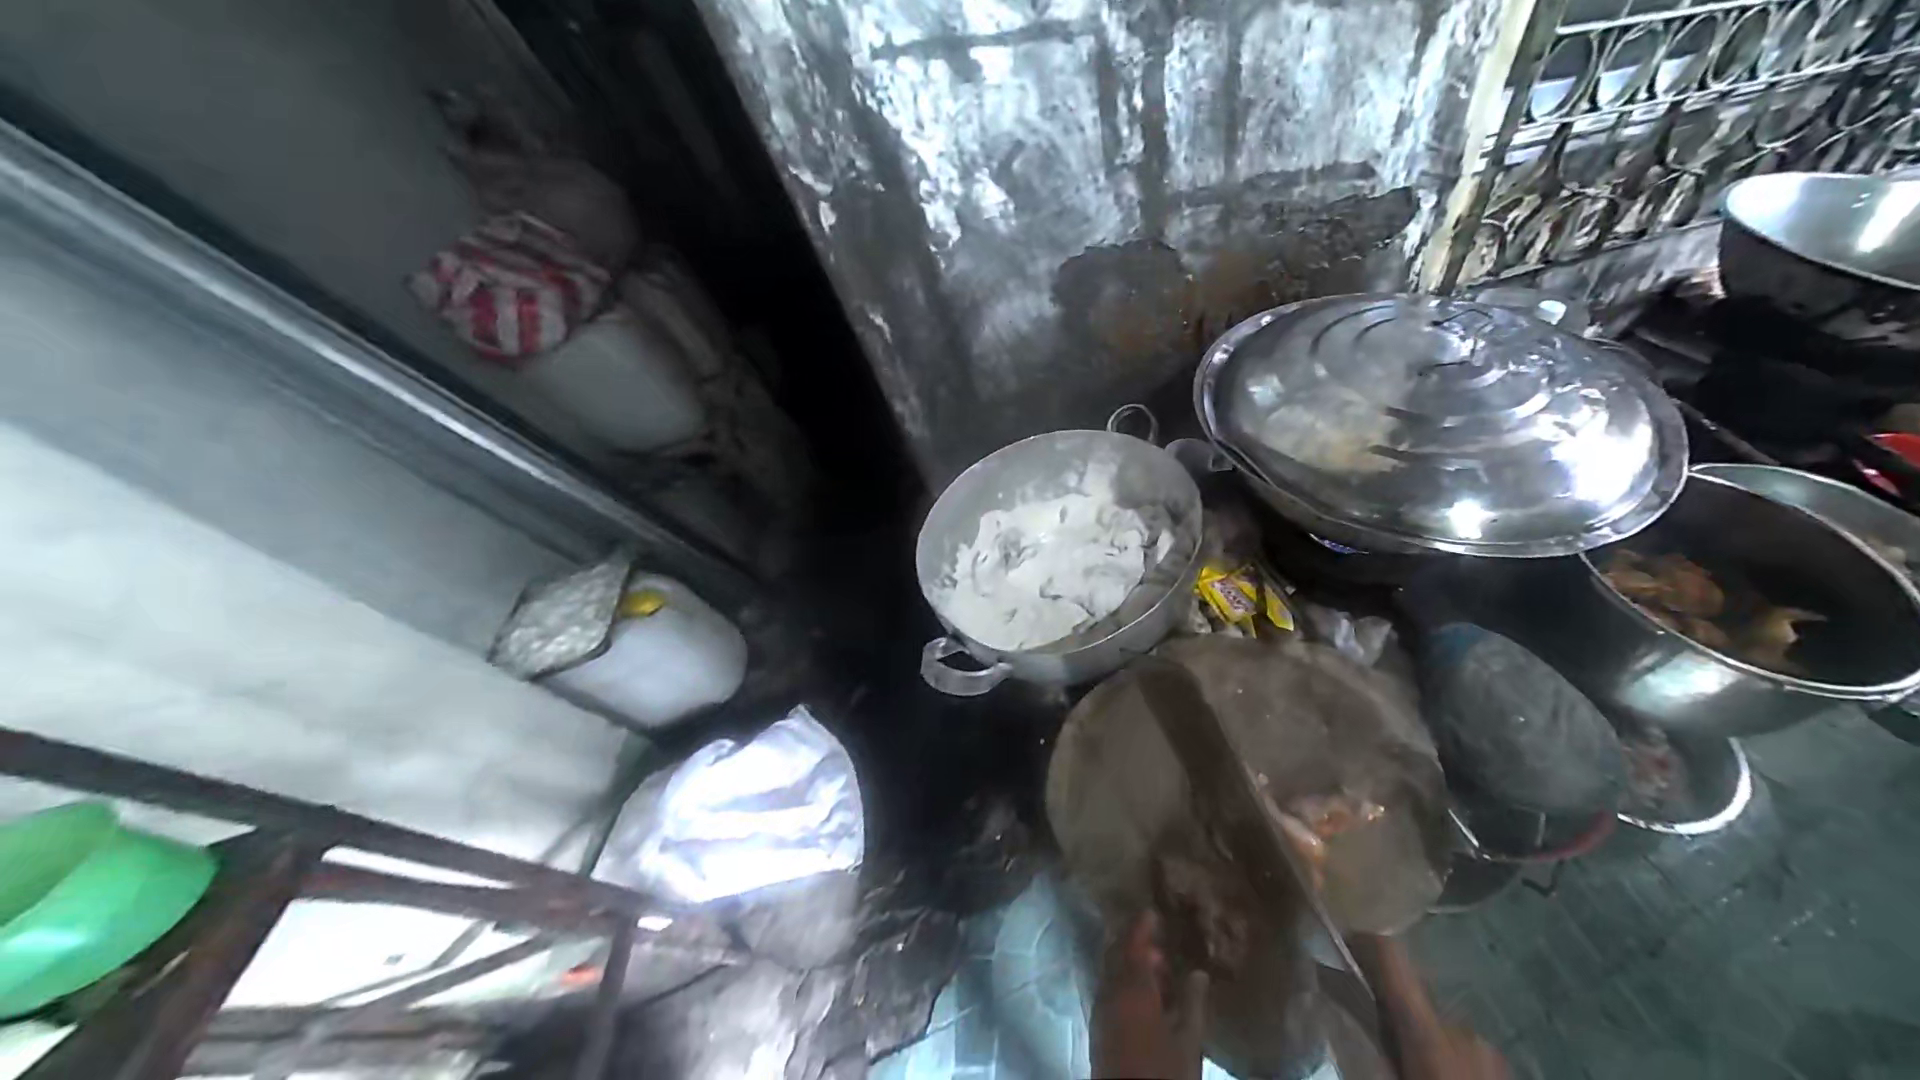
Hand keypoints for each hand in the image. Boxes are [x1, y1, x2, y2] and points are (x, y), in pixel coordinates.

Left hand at [1091, 912, 1208, 1079]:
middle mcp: (1110, 992)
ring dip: (1131, 967)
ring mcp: (1100, 1010)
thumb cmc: (1164, 1074)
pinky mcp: (1097, 1029)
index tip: (1152, 911)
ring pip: (1112, 973)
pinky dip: (1124, 985)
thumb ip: (1193, 1003)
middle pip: (1118, 956)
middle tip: (1160, 947)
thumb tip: (1198, 973)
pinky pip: (1109, 992)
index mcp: (1131, 988)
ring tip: (1159, 975)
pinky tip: (1144, 1000)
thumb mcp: (1188, 1042)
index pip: (1133, 945)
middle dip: (1136, 946)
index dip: (1142, 926)